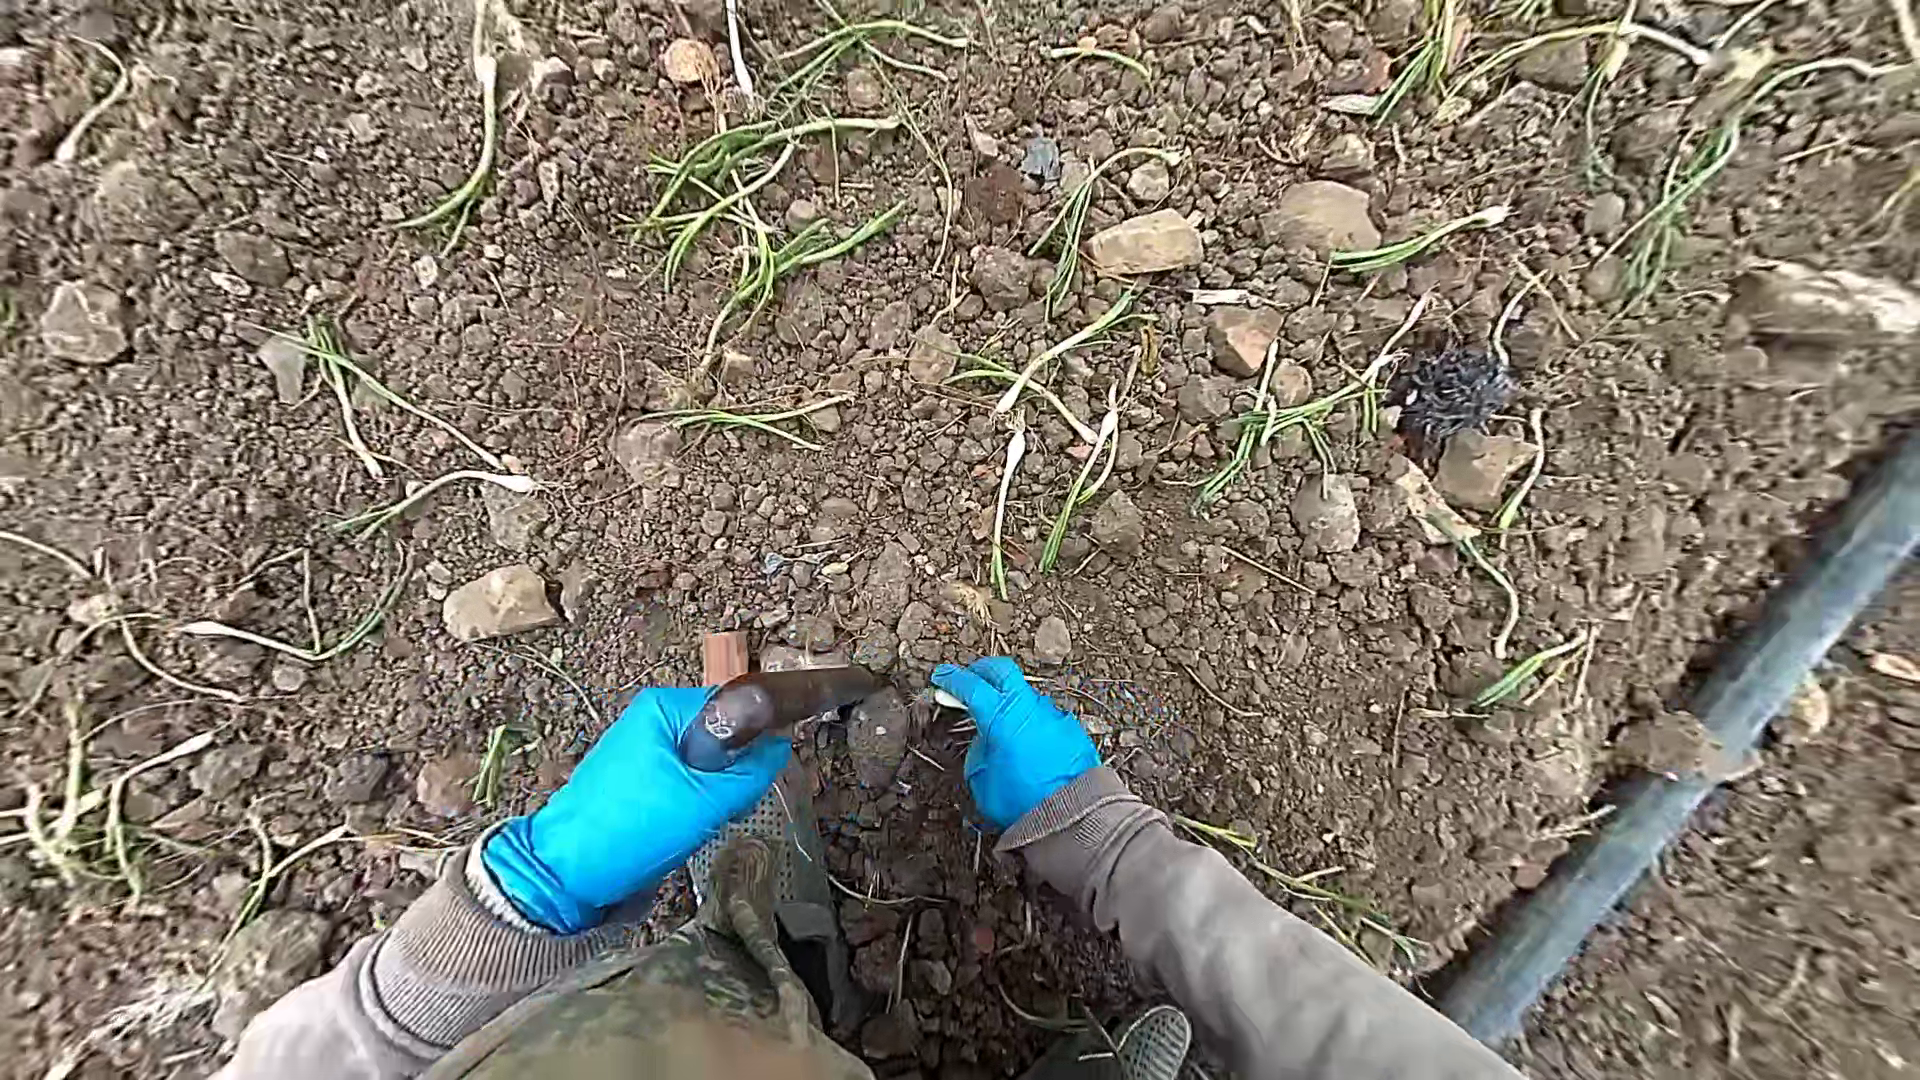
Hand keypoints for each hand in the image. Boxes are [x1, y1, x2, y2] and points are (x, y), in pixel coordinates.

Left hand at [482, 686, 789, 932]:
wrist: (561, 878)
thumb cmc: (634, 828)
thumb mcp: (708, 801)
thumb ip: (754, 771)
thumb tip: (782, 746)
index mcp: (664, 706)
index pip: (734, 706)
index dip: (754, 739)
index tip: (757, 773)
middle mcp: (652, 716)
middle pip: (721, 732)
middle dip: (733, 769)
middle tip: (730, 803)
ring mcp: (642, 743)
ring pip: (705, 756)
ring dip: (715, 787)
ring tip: (707, 817)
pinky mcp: (637, 772)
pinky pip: (685, 772)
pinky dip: (695, 795)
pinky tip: (689, 822)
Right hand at [932, 657, 1099, 828]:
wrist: (1073, 817)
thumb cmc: (1026, 804)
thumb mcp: (982, 779)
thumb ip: (979, 750)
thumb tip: (983, 739)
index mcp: (1001, 716)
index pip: (971, 685)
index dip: (952, 679)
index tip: (943, 676)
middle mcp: (1028, 707)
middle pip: (1001, 670)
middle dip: (981, 670)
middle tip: (969, 678)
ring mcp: (1051, 714)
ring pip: (1024, 692)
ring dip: (1008, 699)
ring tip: (998, 718)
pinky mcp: (1069, 727)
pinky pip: (1043, 715)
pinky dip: (1029, 720)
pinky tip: (1025, 739)